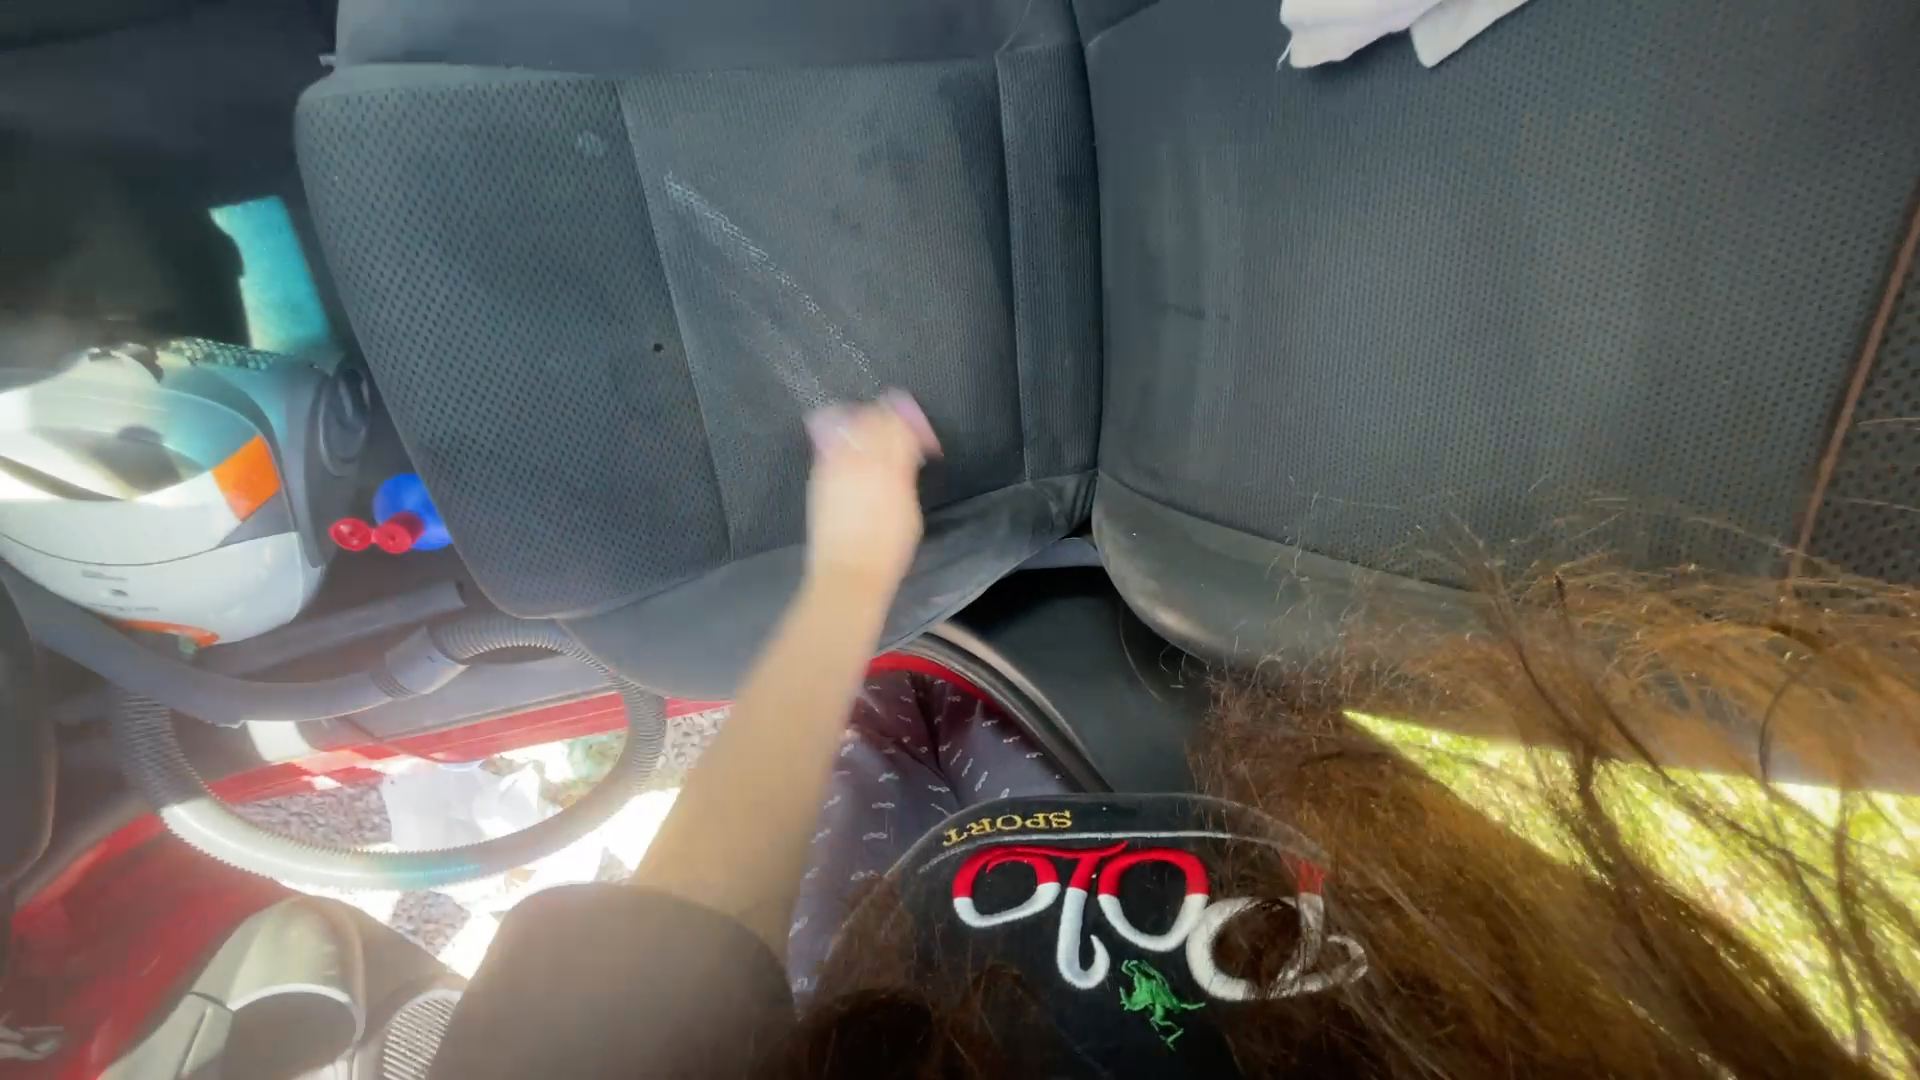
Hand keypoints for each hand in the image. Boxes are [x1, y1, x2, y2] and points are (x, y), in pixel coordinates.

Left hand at [802, 390, 941, 597]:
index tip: (923, 441)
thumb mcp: (910, 512)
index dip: (914, 425)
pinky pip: (831, 441)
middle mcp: (860, 459)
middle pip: (874, 417)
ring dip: (866, 422)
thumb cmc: (887, 551)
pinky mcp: (819, 475)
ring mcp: (835, 465)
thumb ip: (905, 477)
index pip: (900, 426)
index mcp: (890, 468)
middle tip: (900, 431)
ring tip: (875, 436)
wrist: (847, 572)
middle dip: (890, 418)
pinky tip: (853, 449)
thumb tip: (906, 458)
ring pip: (850, 423)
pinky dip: (845, 437)